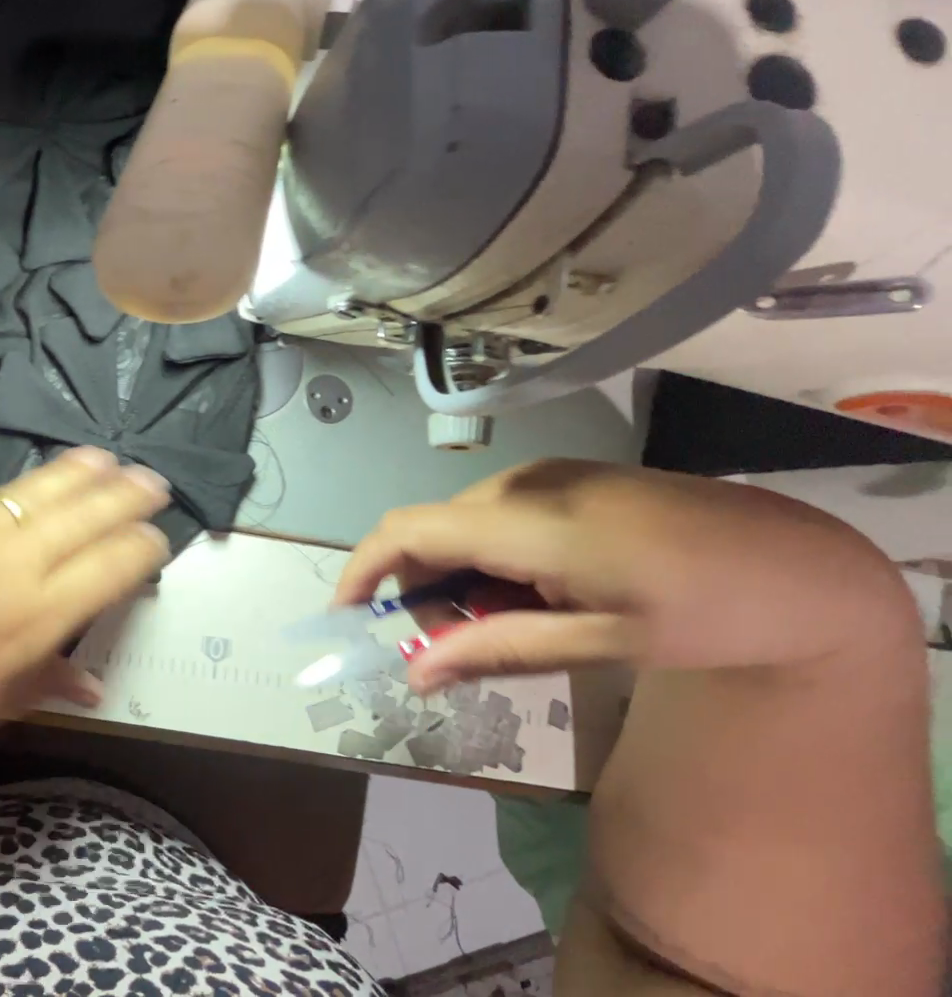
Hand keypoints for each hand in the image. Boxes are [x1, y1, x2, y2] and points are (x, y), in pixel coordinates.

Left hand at [0, 447, 170, 788]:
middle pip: (86, 514)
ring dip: (82, 474)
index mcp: (32, 617)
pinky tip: (39, 487)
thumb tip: (90, 683)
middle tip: (155, 482)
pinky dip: (32, 487)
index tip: (159, 543)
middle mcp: (10, 561)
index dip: (143, 550)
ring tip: (109, 460)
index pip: (111, 567)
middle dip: (127, 495)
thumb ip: (41, 684)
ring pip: (41, 490)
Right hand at [334, 460, 916, 693]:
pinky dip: (491, 561)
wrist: (803, 563)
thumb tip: (413, 673)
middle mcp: (521, 485)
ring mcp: (543, 477)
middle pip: (429, 533)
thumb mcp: (600, 643)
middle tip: (451, 646)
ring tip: (515, 623)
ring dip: (461, 579)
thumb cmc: (706, 612)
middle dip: (420, 590)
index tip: (347, 619)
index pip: (406, 532)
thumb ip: (496, 650)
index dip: (361, 572)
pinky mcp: (562, 479)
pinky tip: (539, 593)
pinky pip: (494, 519)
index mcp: (528, 521)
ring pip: (461, 529)